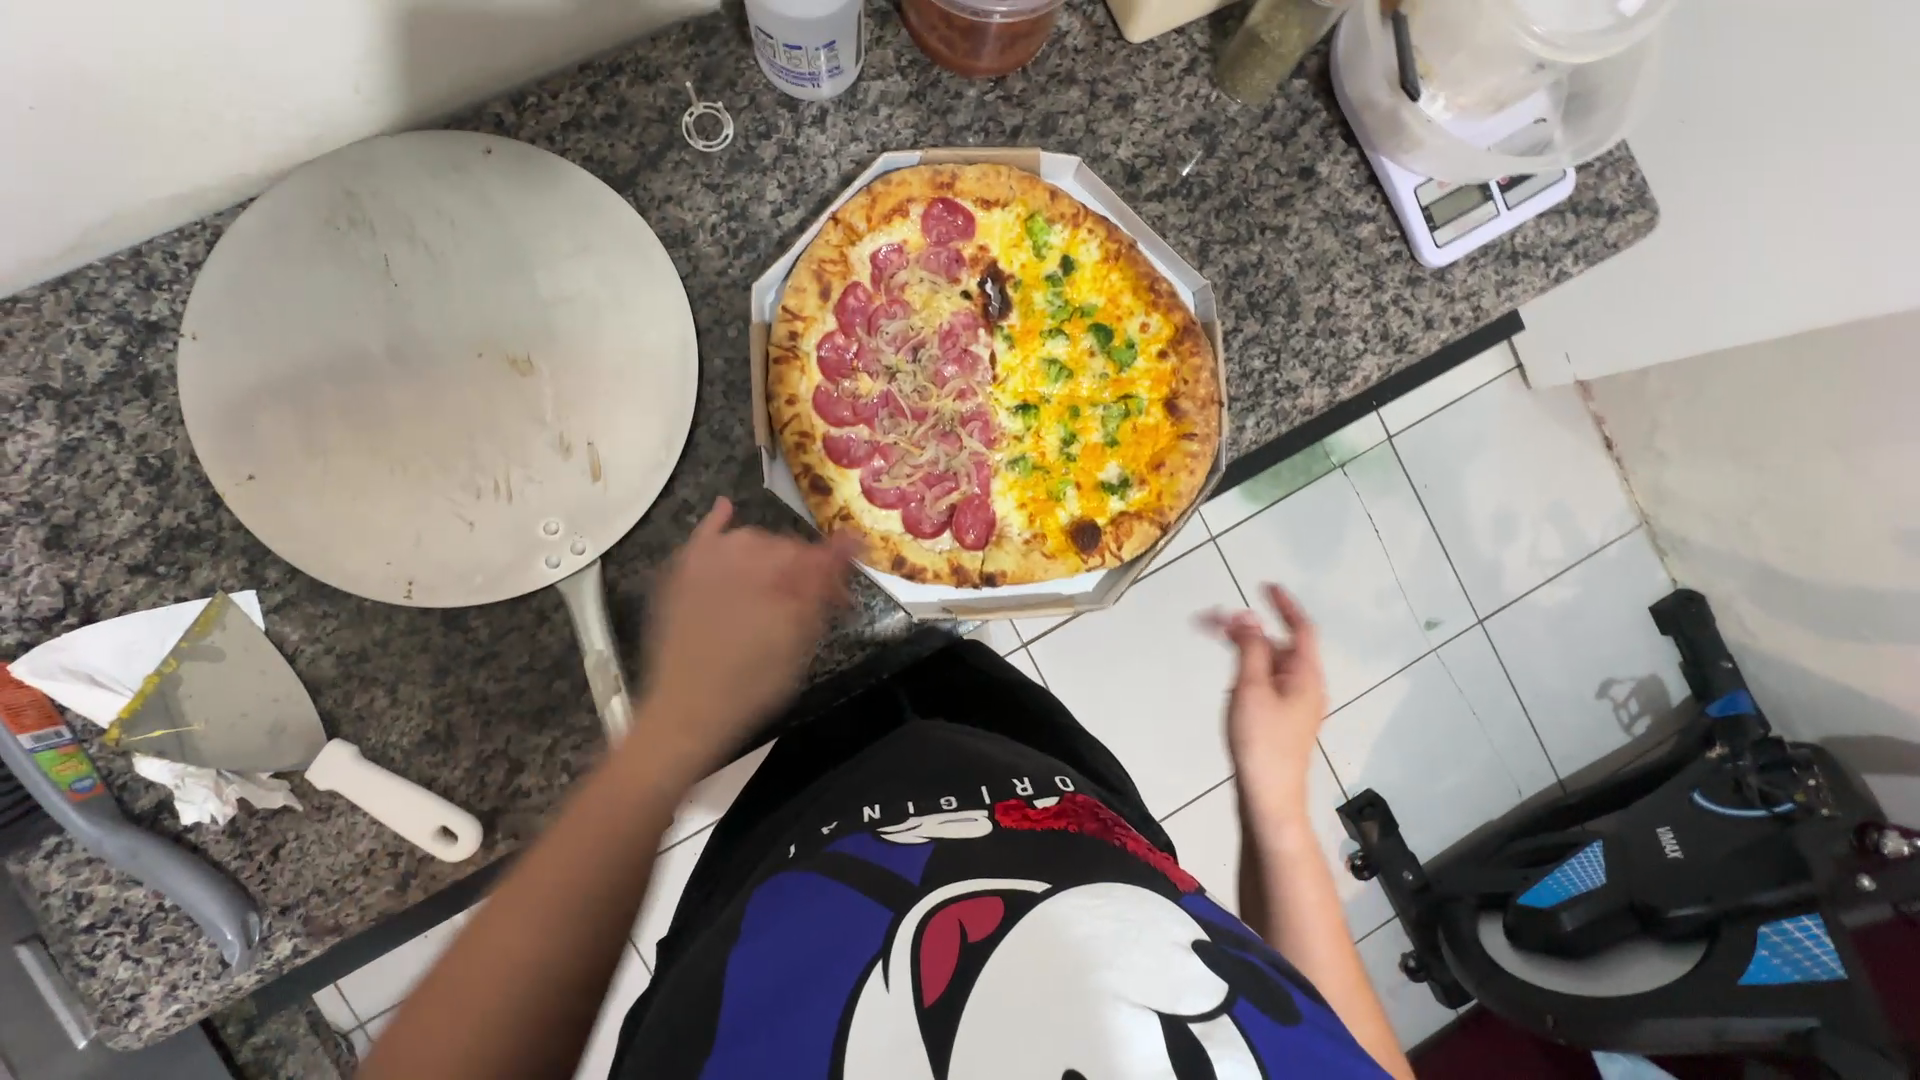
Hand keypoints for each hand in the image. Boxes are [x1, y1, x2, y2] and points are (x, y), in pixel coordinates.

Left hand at [632, 497, 855, 778]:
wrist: (688, 709)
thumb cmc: (753, 682)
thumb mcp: (801, 638)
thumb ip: (825, 583)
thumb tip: (852, 539)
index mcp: (779, 572)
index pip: (820, 556)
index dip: (836, 575)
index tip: (842, 600)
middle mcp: (744, 554)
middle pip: (787, 547)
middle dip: (803, 569)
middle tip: (812, 605)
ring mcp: (709, 560)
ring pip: (752, 540)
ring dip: (770, 555)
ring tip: (777, 590)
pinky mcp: (683, 572)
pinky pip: (704, 534)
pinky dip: (719, 521)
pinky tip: (727, 509)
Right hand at [1210, 585, 1327, 816]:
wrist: (1268, 796)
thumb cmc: (1261, 740)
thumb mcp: (1252, 688)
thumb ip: (1250, 649)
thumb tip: (1248, 618)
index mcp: (1306, 676)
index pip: (1301, 629)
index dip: (1284, 605)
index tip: (1265, 586)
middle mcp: (1304, 686)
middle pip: (1278, 645)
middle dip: (1248, 626)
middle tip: (1211, 618)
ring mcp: (1292, 704)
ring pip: (1268, 663)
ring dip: (1243, 646)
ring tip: (1212, 637)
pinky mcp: (1278, 719)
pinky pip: (1264, 681)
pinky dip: (1245, 667)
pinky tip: (1227, 674)